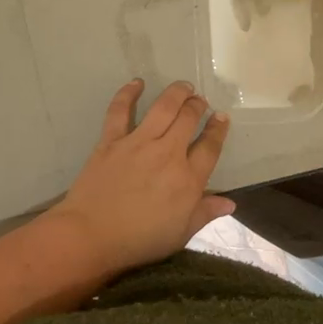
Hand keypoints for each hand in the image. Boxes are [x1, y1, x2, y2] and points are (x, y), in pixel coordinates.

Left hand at [49, 79, 233, 270]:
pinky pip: (120, 110)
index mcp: (188, 180)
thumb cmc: (139, 241)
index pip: (210, 147)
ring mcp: (138, 144)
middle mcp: (167, 154)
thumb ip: (204, 213)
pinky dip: (128, 93)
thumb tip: (230, 202)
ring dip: (176, 93)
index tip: (222, 118)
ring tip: (184, 86)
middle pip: (188, 120)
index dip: (218, 130)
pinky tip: (136, 82)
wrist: (91, 235)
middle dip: (198, 106)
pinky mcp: (111, 141)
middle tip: (200, 100)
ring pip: (163, 108)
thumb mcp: (180, 234)